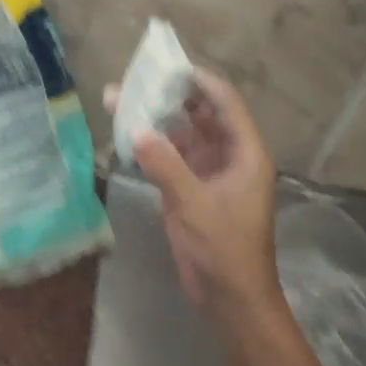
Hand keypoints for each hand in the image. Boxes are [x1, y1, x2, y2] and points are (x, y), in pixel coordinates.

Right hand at [106, 70, 278, 311]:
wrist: (230, 299)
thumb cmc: (225, 248)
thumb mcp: (194, 204)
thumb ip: (165, 165)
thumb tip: (135, 129)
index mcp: (245, 153)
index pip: (225, 103)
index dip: (200, 82)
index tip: (169, 65)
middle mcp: (228, 157)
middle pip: (200, 115)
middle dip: (170, 97)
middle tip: (137, 79)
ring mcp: (208, 174)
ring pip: (181, 136)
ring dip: (155, 121)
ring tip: (120, 101)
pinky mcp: (190, 191)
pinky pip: (169, 158)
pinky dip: (150, 146)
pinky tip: (124, 135)